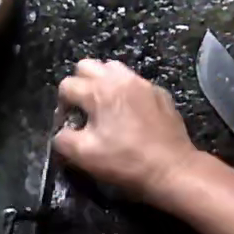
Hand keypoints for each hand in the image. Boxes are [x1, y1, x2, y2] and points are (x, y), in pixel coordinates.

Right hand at [53, 59, 199, 202]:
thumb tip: (61, 132)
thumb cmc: (126, 161)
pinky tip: (131, 115)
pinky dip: (126, 92)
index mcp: (99, 91)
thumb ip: (62, 139)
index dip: (62, 106)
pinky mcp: (159, 93)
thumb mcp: (84, 155)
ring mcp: (143, 83)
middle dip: (80, 84)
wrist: (172, 168)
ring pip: (113, 68)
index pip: (67, 85)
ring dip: (103, 82)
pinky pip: (135, 82)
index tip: (71, 125)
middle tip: (85, 110)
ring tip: (106, 107)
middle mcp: (120, 79)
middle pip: (87, 66)